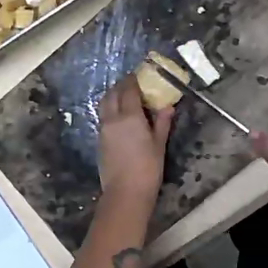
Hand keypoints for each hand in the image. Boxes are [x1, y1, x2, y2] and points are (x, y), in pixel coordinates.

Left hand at [97, 75, 173, 204]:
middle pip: (112, 94)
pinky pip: (104, 118)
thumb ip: (162, 122)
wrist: (125, 193)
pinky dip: (110, 111)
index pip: (129, 90)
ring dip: (113, 97)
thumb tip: (167, 106)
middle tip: (132, 84)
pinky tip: (121, 118)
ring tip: (125, 98)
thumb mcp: (159, 144)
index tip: (139, 74)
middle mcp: (112, 119)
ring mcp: (103, 130)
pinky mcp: (100, 141)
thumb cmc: (148, 168)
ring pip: (104, 105)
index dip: (133, 80)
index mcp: (129, 116)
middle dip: (121, 86)